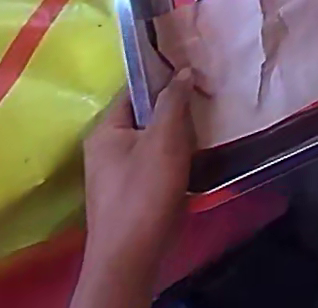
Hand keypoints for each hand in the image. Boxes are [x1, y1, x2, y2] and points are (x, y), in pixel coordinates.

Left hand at [76, 71, 195, 302]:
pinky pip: (162, 152)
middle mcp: (109, 146)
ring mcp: (123, 167)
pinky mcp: (139, 184)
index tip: (195, 63)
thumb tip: (183, 70)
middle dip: (178, 99)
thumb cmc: (145, 191)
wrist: (133, 255)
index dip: (164, 74)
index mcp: (106, 131)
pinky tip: (204, 139)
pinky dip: (182, 144)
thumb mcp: (164, 138)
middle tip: (209, 84)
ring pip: (158, 132)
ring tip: (212, 107)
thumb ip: (173, 100)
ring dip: (183, 122)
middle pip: (148, 110)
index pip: (136, 89)